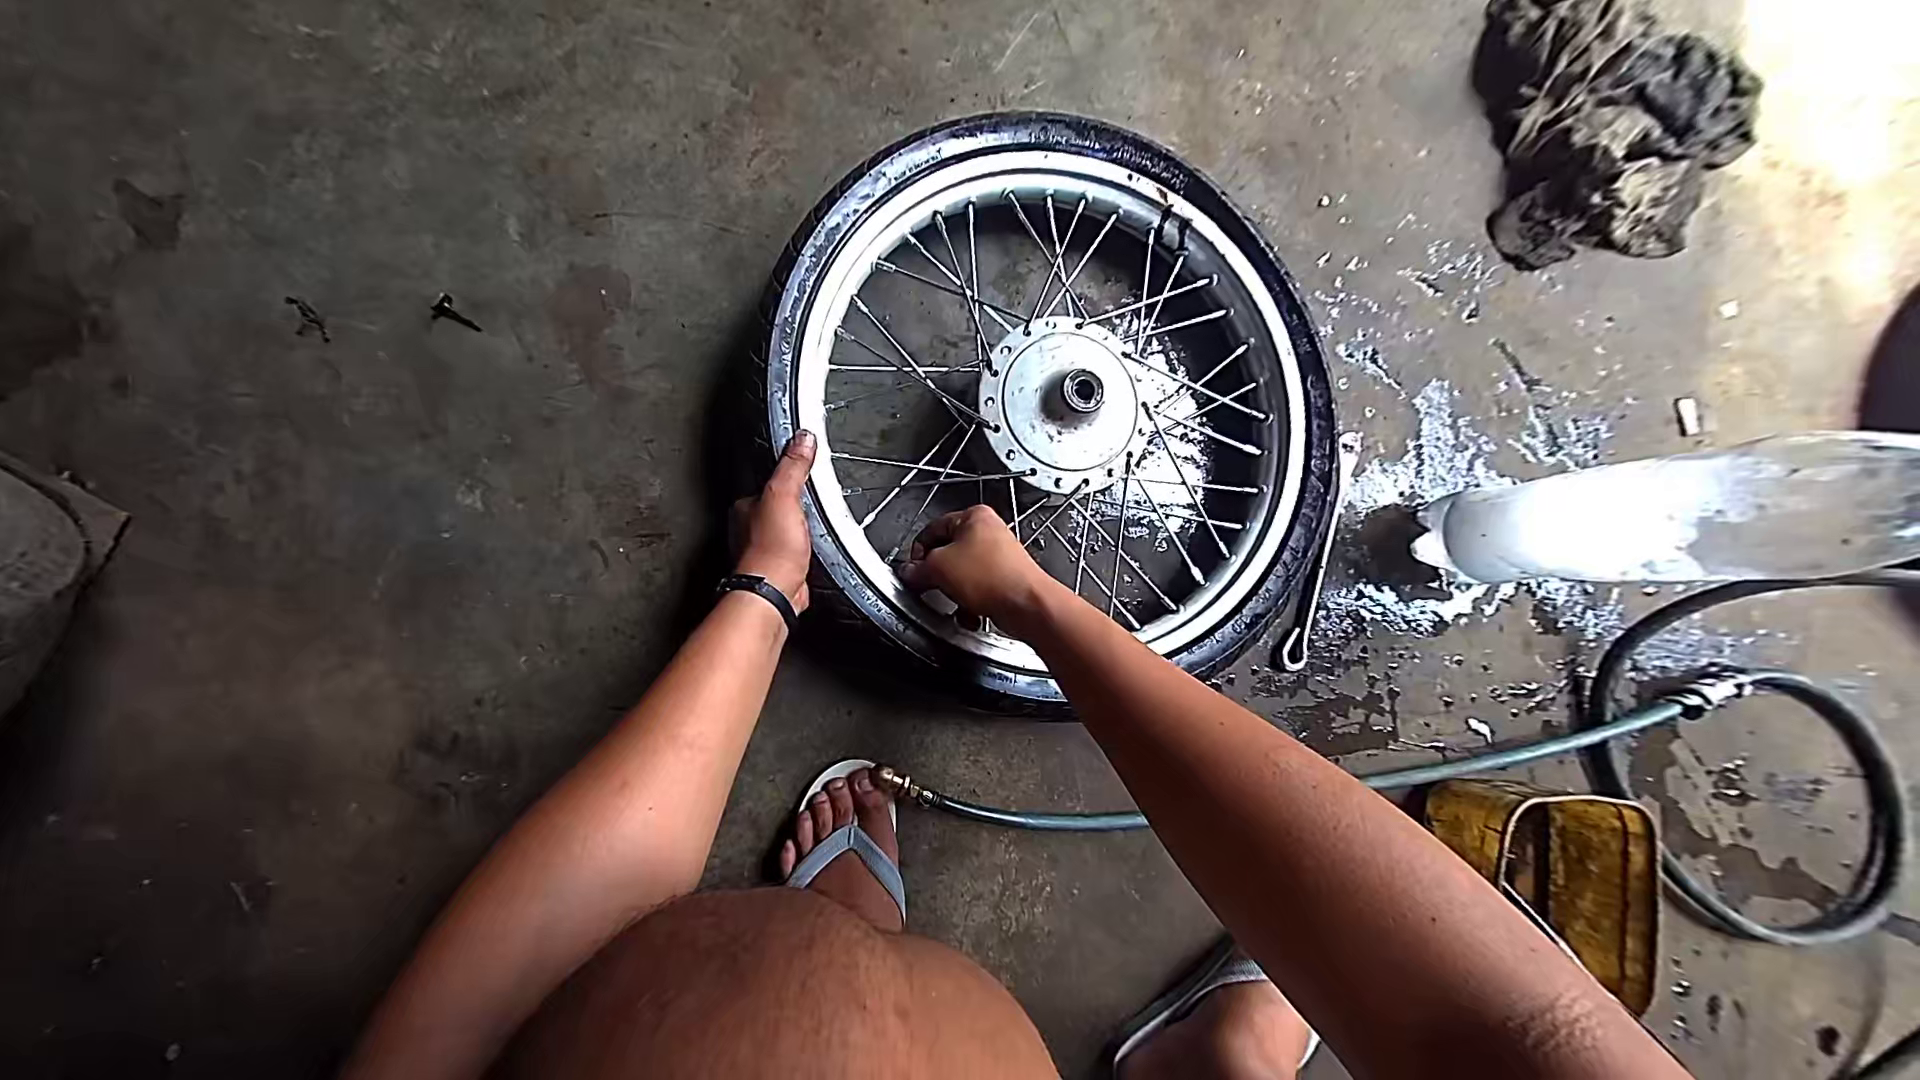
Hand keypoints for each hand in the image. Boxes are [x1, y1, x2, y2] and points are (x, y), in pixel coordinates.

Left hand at [732, 431, 816, 611]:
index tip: (803, 469)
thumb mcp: (784, 496)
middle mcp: (749, 527)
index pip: (768, 481)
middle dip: (795, 504)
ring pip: (785, 529)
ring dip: (800, 528)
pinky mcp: (780, 567)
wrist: (775, 593)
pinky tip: (812, 548)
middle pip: (777, 505)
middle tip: (813, 500)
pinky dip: (804, 548)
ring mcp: (764, 549)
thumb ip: (793, 466)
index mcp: (745, 506)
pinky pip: (794, 550)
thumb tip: (803, 438)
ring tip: (814, 524)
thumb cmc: (771, 551)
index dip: (787, 475)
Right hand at [897, 505, 1061, 634]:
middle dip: (938, 576)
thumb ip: (917, 569)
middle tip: (932, 586)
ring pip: (962, 575)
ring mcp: (998, 556)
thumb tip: (909, 572)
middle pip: (947, 553)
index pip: (932, 529)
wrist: (1027, 606)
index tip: (913, 570)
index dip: (918, 552)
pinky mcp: (1004, 579)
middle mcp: (989, 532)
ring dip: (954, 593)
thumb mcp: (939, 569)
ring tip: (957, 601)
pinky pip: (977, 589)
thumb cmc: (995, 578)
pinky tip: (971, 612)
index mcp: (974, 516)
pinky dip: (970, 603)